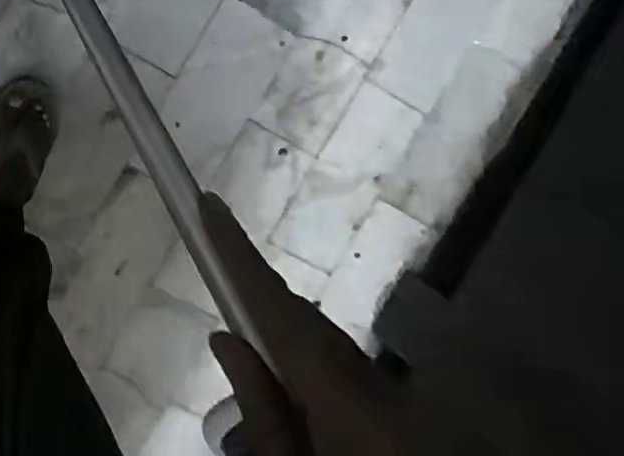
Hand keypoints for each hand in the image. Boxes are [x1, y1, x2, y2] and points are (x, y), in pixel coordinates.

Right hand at [200, 192, 423, 455]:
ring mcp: (405, 405)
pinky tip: (309, 408)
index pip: (280, 311)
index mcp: (348, 404)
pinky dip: (321, 376)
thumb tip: (226, 340)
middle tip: (227, 311)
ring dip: (292, 350)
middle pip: (308, 329)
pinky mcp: (414, 418)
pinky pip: (354, 377)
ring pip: (332, 353)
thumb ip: (263, 415)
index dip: (239, 255)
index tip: (209, 206)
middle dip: (263, 311)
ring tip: (272, 385)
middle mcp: (382, 392)